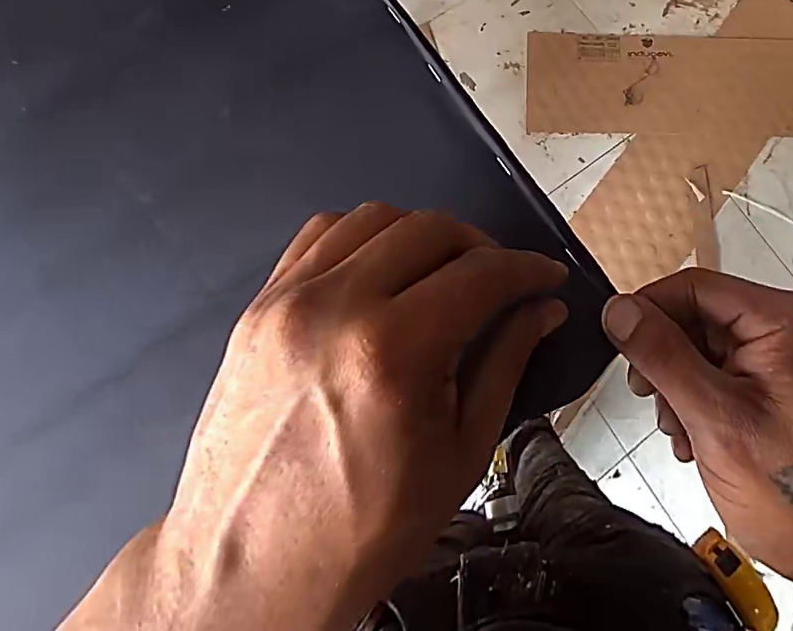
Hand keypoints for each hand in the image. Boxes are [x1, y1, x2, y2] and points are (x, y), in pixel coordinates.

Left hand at [63, 204, 569, 629]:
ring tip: (444, 272)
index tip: (547, 275)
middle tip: (502, 279)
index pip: (481, 273)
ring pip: (378, 217)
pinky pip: (322, 233)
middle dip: (483, 246)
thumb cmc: (363, 530)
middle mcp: (334, 309)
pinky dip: (367, 237)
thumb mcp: (462, 451)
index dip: (527, 268)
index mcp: (391, 353)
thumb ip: (508, 361)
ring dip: (425, 234)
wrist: (245, 575)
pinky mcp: (258, 308)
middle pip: (432, 229)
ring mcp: (287, 302)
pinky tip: (384, 270)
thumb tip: (544, 309)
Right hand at [603, 268, 792, 630]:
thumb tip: (621, 310)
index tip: (617, 336)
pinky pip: (735, 369)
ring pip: (715, 345)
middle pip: (706, 315)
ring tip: (680, 429)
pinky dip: (708, 396)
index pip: (699, 286)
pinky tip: (698, 434)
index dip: (651, 308)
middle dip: (670, 356)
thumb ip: (663, 356)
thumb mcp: (715, 419)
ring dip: (684, 383)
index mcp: (787, 320)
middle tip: (649, 396)